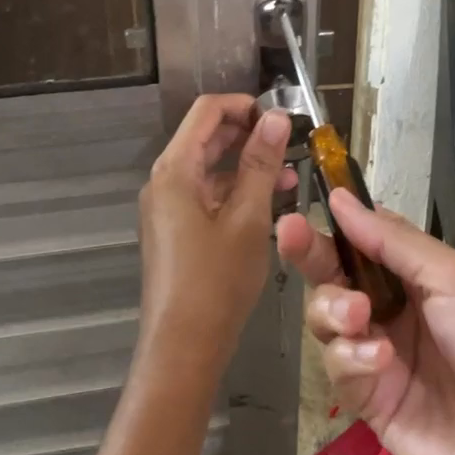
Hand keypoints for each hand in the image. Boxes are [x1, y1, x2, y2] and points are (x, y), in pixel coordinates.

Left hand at [137, 94, 296, 353]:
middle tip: (290, 144)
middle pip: (206, 136)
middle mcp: (164, 180)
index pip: (206, 111)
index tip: (281, 117)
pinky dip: (235, 191)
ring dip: (246, 165)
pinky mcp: (175, 229)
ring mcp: (167, 206)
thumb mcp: (249, 219)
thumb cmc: (216, 281)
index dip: (244, 105)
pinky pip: (206, 194)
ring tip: (290, 177)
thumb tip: (277, 117)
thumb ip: (262, 164)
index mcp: (175, 169)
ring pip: (209, 167)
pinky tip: (270, 205)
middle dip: (249, 134)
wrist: (182, 349)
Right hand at [278, 188, 454, 454]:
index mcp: (417, 274)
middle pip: (333, 274)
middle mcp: (392, 309)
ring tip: (360, 317)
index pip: (363, 239)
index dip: (334, 223)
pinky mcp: (369, 401)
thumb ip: (392, 241)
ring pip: (326, 318)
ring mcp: (378, 355)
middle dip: (310, 254)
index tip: (305, 206)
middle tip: (288, 235)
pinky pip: (336, 367)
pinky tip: (378, 361)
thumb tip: (338, 197)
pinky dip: (350, 358)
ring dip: (333, 309)